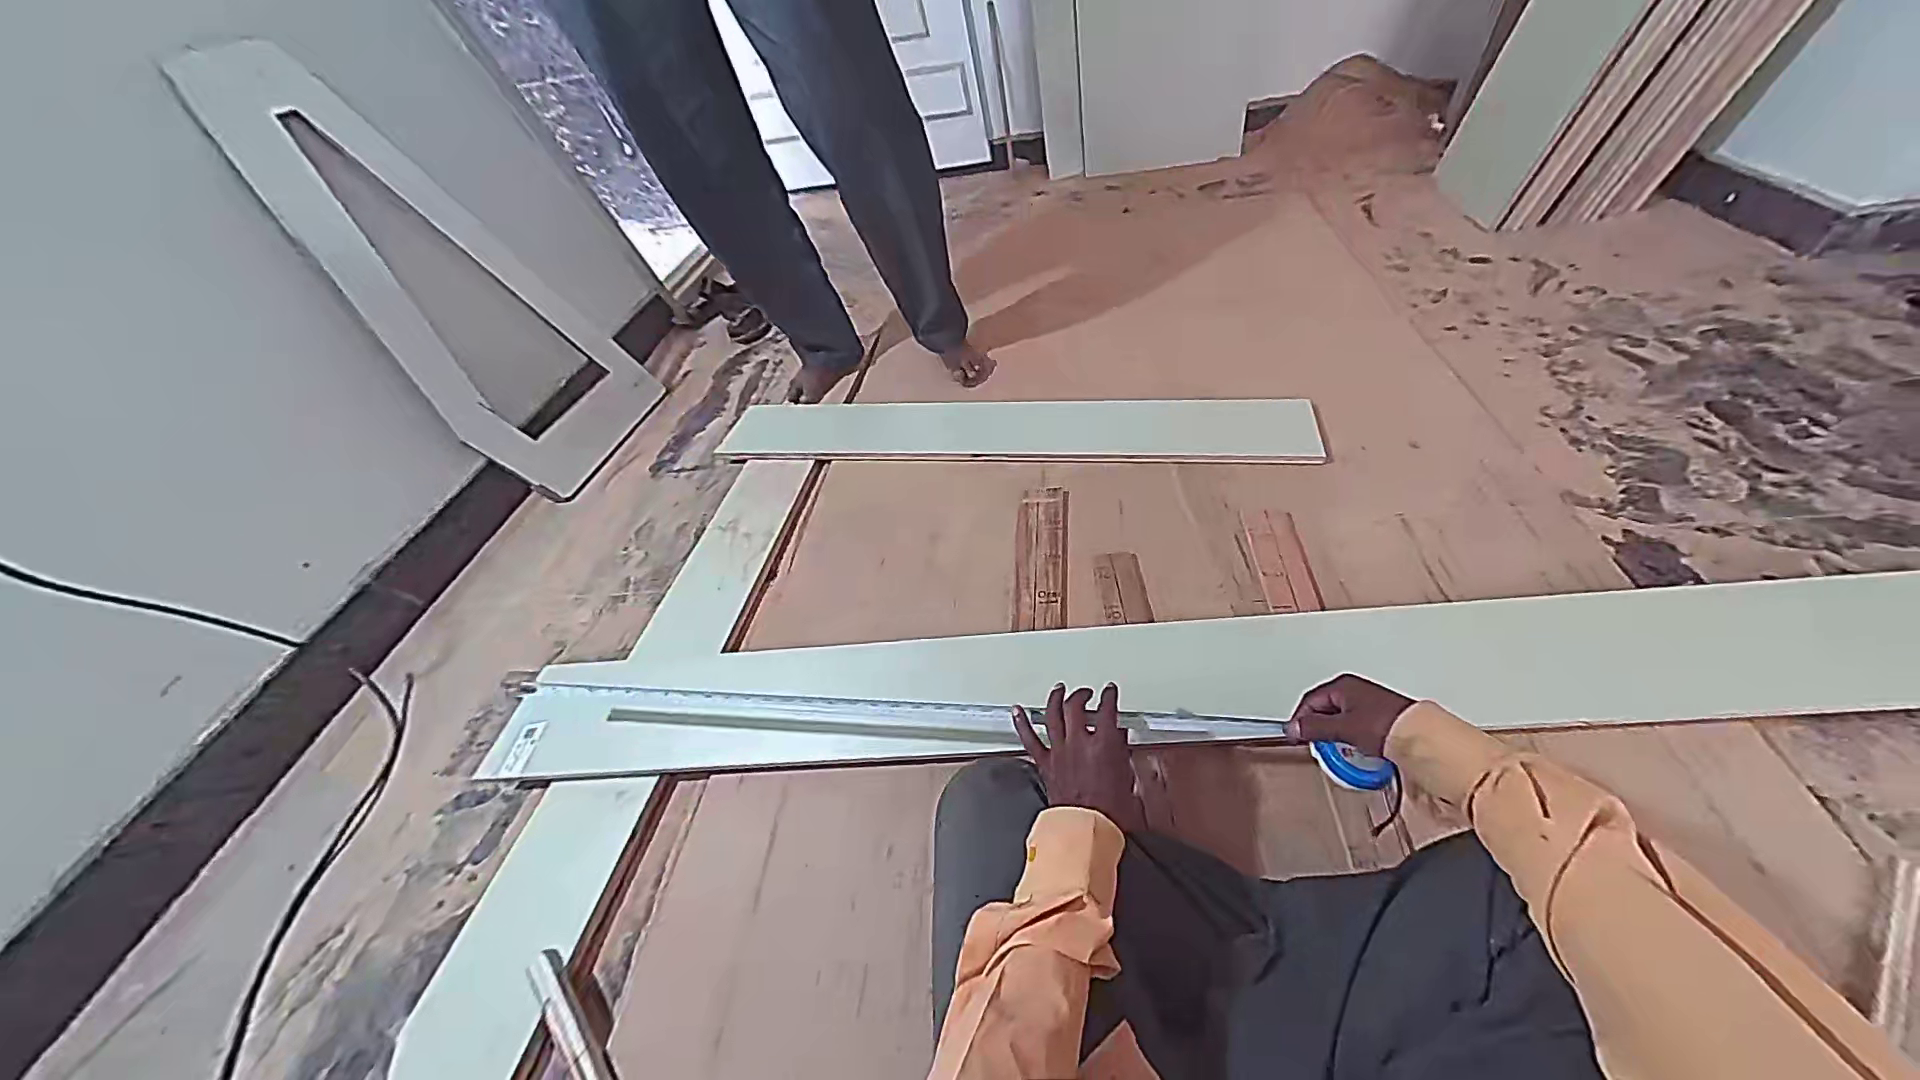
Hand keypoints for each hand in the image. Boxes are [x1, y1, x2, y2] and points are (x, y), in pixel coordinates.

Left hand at [1012, 683, 1145, 832]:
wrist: (1086, 830)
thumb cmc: (1109, 813)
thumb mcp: (1126, 778)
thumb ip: (1121, 753)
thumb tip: (1119, 739)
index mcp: (1104, 744)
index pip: (1107, 710)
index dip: (1109, 696)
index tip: (1110, 691)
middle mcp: (1079, 742)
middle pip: (1075, 706)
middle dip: (1081, 695)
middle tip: (1085, 693)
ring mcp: (1059, 751)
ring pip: (1053, 714)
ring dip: (1055, 698)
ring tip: (1058, 690)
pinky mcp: (1045, 763)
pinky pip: (1030, 739)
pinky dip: (1022, 722)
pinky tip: (1018, 711)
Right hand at [1291, 674, 1416, 756]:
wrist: (1426, 738)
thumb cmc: (1388, 724)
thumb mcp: (1343, 728)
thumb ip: (1314, 727)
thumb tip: (1295, 727)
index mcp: (1342, 685)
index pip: (1310, 700)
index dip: (1300, 719)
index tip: (1296, 735)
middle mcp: (1356, 691)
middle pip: (1325, 711)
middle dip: (1322, 730)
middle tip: (1322, 746)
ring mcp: (1369, 705)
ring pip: (1342, 722)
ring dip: (1339, 738)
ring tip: (1345, 752)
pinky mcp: (1382, 719)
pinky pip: (1357, 729)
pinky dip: (1354, 741)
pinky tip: (1361, 752)